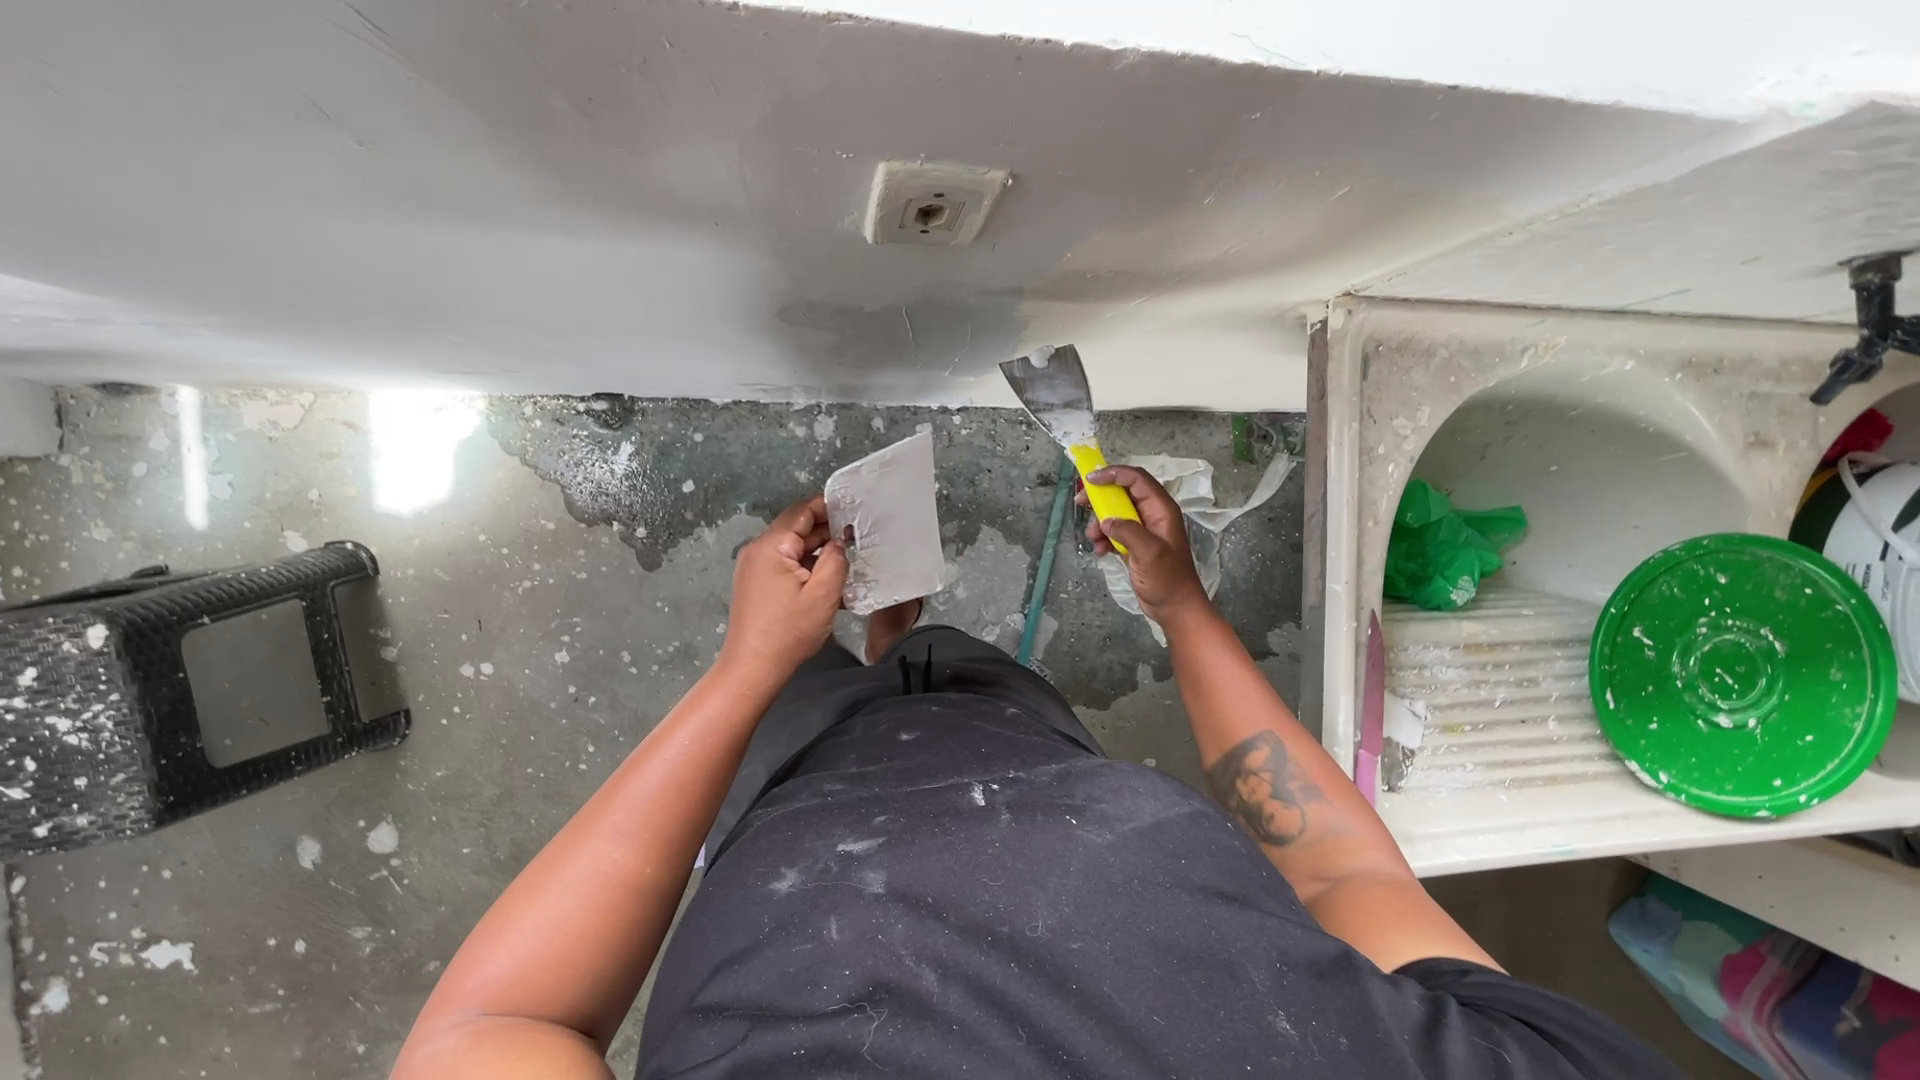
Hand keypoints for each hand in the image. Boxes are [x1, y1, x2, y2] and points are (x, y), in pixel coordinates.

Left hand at [721, 495, 847, 676]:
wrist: (754, 667)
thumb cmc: (789, 631)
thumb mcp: (823, 593)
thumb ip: (836, 559)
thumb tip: (838, 542)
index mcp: (771, 546)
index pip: (801, 511)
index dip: (827, 506)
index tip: (853, 508)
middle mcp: (758, 551)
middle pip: (795, 528)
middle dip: (826, 529)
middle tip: (857, 536)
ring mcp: (754, 568)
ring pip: (792, 548)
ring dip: (818, 550)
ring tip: (848, 558)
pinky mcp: (757, 584)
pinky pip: (785, 564)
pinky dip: (806, 566)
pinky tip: (828, 578)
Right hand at [1078, 466, 1210, 625]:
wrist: (1175, 608)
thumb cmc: (1168, 579)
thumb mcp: (1149, 552)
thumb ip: (1127, 531)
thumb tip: (1106, 521)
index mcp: (1161, 509)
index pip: (1136, 479)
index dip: (1113, 474)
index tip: (1090, 480)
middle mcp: (1153, 515)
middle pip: (1123, 493)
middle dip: (1101, 497)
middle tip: (1081, 502)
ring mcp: (1143, 530)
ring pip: (1115, 513)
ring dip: (1100, 522)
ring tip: (1094, 538)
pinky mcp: (1135, 545)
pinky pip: (1114, 532)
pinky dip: (1104, 538)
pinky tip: (1101, 551)